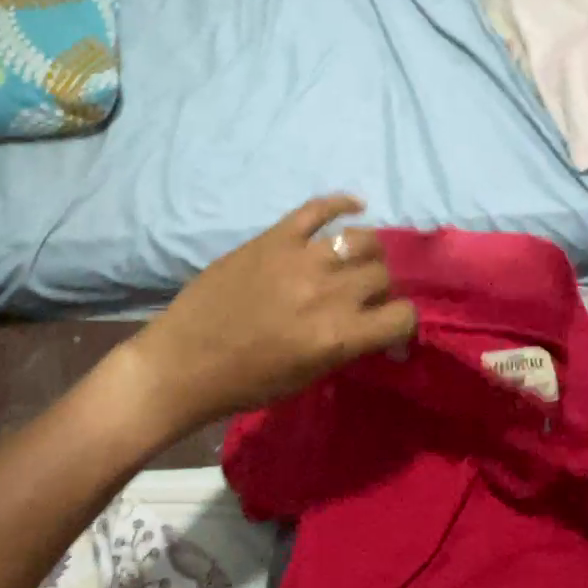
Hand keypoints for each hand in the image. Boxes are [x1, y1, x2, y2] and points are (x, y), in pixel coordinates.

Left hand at [121, 194, 416, 435]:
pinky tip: (355, 207)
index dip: (403, 324)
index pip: (402, 316)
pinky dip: (342, 203)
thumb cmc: (245, 383)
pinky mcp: (273, 238)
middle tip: (364, 297)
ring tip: (356, 261)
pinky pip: (318, 208)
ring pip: (361, 239)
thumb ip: (347, 345)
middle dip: (381, 288)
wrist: (183, 362)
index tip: (391, 328)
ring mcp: (299, 259)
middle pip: (383, 275)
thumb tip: (377, 327)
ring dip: (367, 252)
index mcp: (338, 336)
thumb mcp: (308, 376)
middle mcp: (327, 293)